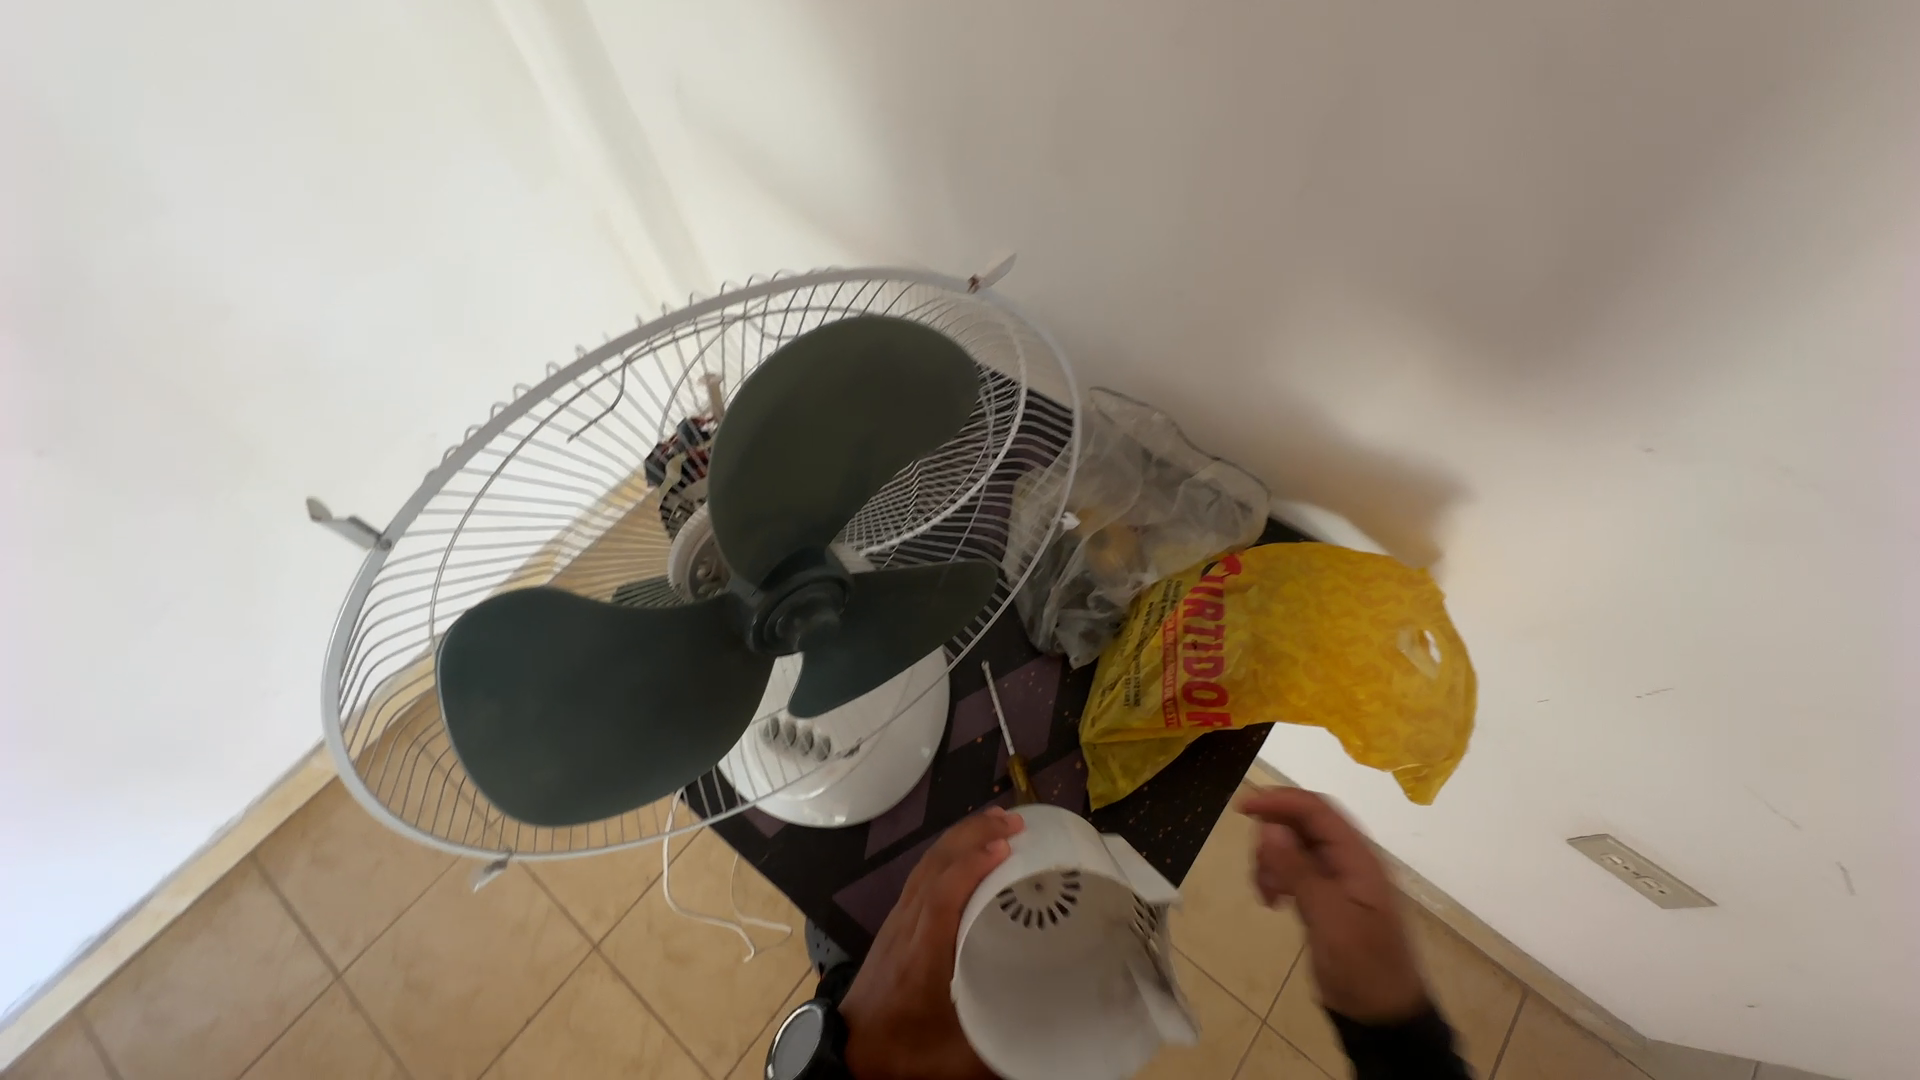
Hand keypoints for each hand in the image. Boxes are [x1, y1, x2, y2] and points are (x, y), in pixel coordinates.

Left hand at [840, 806, 1024, 1079]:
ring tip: (997, 820)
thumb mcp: (957, 1060)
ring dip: (962, 835)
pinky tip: (968, 847)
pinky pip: (924, 870)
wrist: (850, 1051)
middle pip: (936, 863)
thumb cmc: (904, 1050)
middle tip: (1015, 820)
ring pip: (928, 861)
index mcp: (923, 952)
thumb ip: (1002, 1049)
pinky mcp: (898, 918)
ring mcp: (900, 916)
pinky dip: (950, 849)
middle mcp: (909, 922)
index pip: (942, 893)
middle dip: (974, 834)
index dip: (972, 865)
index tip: (1006, 847)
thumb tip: (1047, 1040)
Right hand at [1238, 787, 1427, 1024]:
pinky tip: (1271, 901)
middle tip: (1258, 867)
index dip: (1280, 800)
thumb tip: (1268, 827)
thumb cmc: (1362, 968)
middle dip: (1272, 837)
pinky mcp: (1325, 898)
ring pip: (1293, 846)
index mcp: (1359, 859)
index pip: (1317, 810)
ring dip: (1271, 860)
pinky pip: (1293, 870)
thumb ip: (1298, 870)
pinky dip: (1276, 877)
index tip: (1243, 809)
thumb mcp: (1329, 918)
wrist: (1382, 1020)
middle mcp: (1348, 861)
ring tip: (1266, 893)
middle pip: (1302, 824)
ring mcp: (1337, 880)